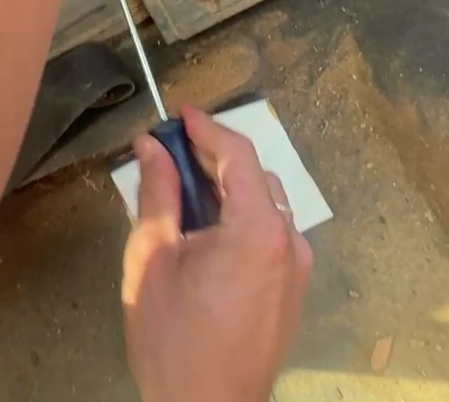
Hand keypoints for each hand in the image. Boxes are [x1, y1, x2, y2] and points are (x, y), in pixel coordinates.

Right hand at [121, 106, 312, 401]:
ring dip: (226, 184)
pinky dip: (240, 213)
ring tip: (183, 185)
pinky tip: (207, 225)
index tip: (178, 112)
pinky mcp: (294, 290)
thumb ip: (157, 191)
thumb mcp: (152, 255)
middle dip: (211, 155)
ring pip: (264, 202)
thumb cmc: (173, 336)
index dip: (206, 127)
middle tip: (169, 149)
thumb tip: (151, 145)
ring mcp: (297, 268)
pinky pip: (270, 232)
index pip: (237, 153)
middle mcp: (289, 241)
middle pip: (253, 174)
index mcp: (258, 228)